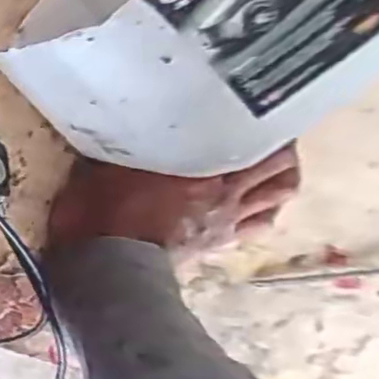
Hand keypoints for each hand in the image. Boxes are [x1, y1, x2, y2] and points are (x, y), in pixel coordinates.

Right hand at [47, 145, 300, 261]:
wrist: (103, 263)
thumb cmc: (97, 214)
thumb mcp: (99, 173)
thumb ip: (125, 155)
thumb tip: (127, 134)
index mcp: (201, 173)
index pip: (257, 145)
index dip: (267, 130)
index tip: (259, 115)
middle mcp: (226, 194)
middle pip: (280, 170)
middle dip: (281, 153)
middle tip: (268, 140)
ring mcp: (227, 221)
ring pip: (277, 196)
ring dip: (279, 180)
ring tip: (268, 170)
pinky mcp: (219, 242)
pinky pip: (257, 224)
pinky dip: (261, 211)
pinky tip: (251, 206)